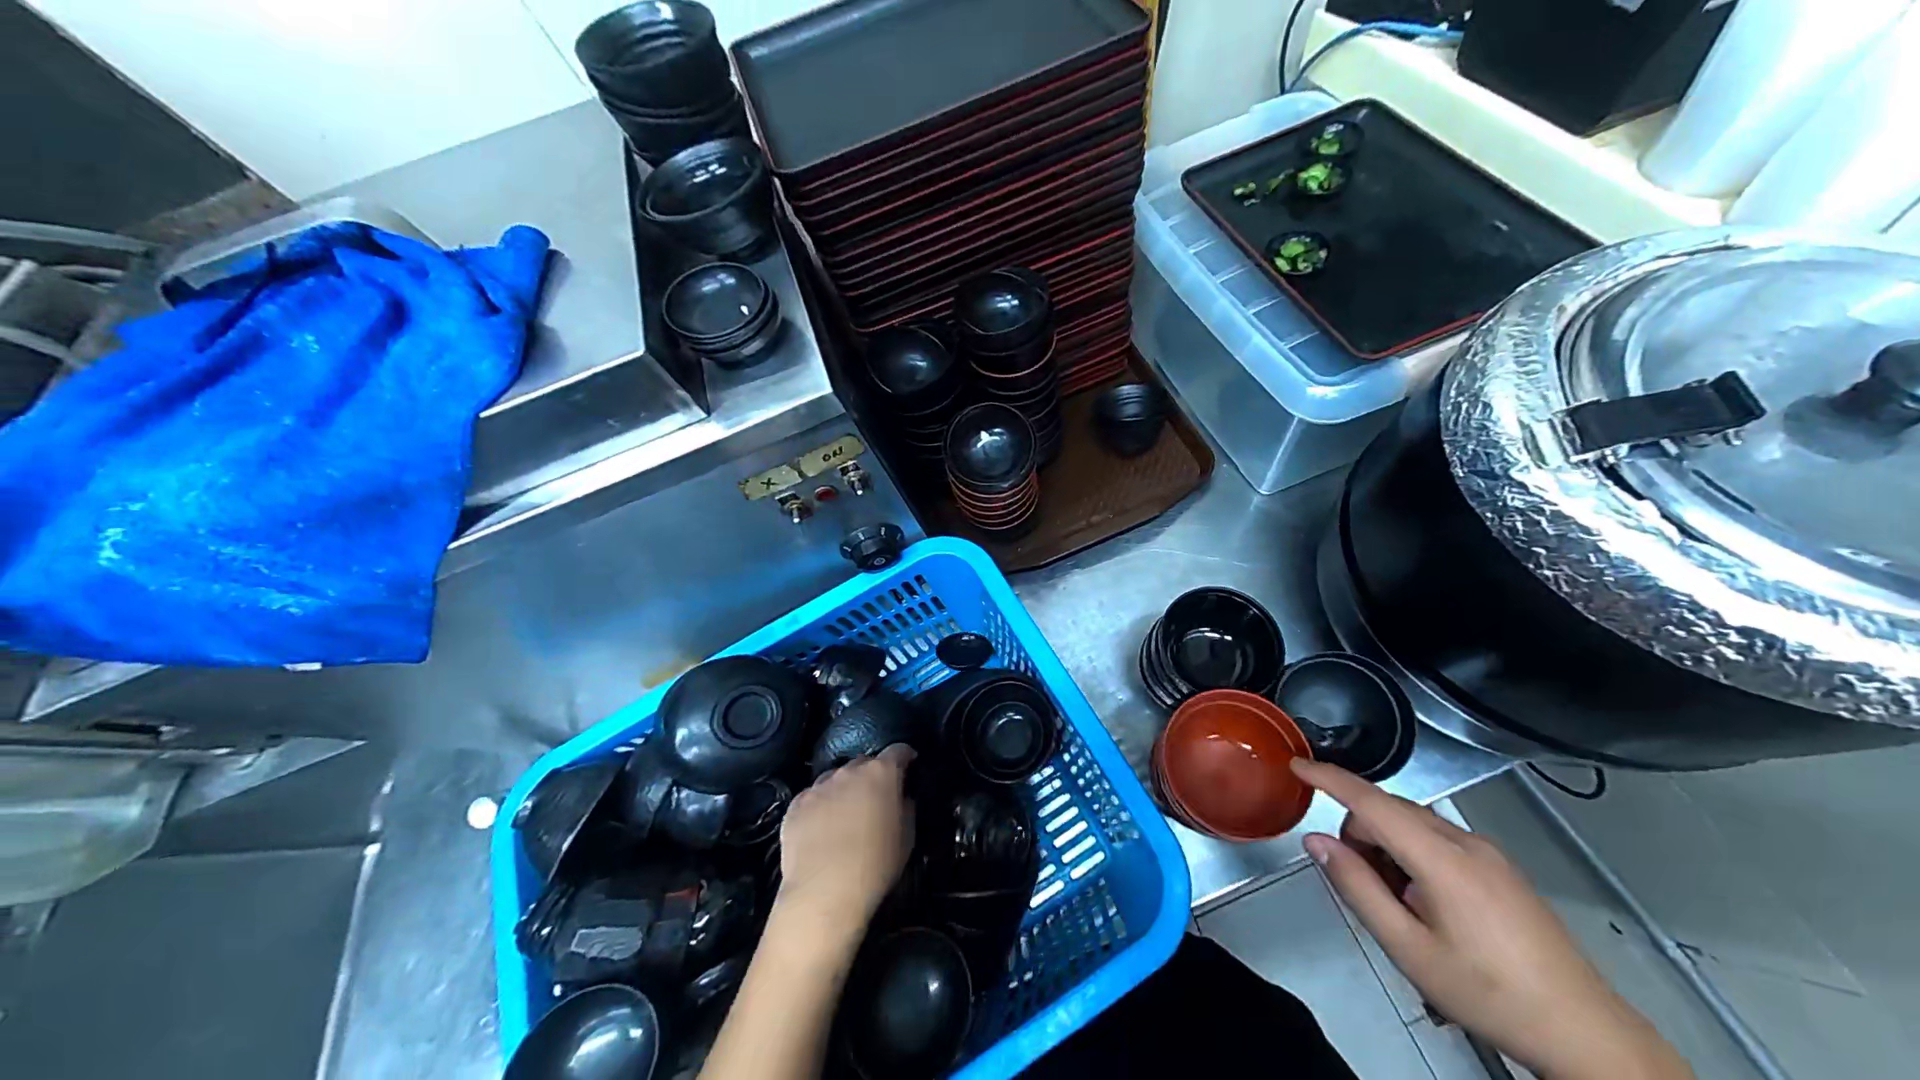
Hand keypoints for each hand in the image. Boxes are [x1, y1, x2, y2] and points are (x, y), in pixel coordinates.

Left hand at [776, 744, 915, 937]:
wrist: (825, 891)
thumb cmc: (876, 864)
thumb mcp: (906, 838)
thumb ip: (906, 808)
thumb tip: (901, 798)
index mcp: (880, 773)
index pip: (897, 751)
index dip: (905, 757)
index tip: (909, 765)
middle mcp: (848, 771)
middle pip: (863, 763)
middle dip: (871, 774)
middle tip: (875, 797)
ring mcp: (818, 786)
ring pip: (835, 778)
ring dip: (843, 789)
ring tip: (844, 814)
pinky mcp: (795, 805)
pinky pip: (812, 797)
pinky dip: (820, 806)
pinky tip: (820, 828)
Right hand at [1291, 759, 1691, 1079]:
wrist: (1584, 1032)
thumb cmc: (1487, 992)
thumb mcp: (1407, 947)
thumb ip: (1356, 886)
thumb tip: (1316, 841)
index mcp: (1441, 858)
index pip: (1371, 801)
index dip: (1329, 778)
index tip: (1296, 765)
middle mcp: (1466, 842)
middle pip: (1389, 810)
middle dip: (1358, 832)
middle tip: (1358, 884)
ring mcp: (1489, 853)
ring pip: (1413, 823)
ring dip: (1386, 845)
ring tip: (1396, 904)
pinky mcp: (1501, 868)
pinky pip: (1438, 839)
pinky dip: (1412, 854)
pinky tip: (1423, 902)